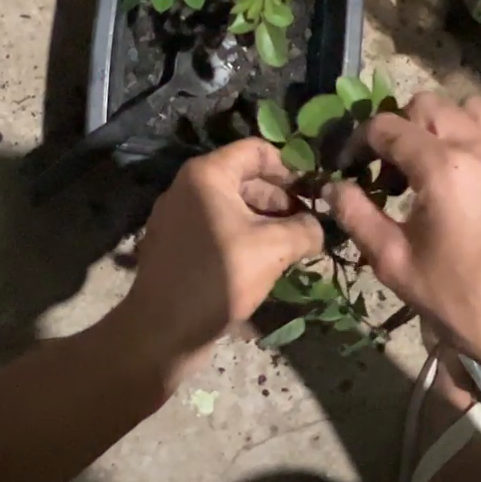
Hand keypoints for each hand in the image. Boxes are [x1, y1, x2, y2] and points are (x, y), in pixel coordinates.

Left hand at [111, 139, 321, 387]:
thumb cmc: (218, 276)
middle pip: (245, 178)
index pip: (257, 150)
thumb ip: (304, 229)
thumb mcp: (271, 249)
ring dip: (265, 220)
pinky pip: (217, 227)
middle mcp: (188, 187)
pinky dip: (244, 236)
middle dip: (281, 199)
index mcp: (206, 174)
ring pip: (232, 206)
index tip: (315, 191)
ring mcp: (178, 216)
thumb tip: (319, 227)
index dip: (290, 167)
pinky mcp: (177, 244)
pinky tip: (265, 261)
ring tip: (294, 245)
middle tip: (310, 224)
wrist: (161, 331)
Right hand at [324, 93, 480, 388]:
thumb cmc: (465, 305)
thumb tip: (333, 186)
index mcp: (443, 169)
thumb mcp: (396, 264)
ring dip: (444, 124)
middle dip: (401, 127)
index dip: (359, 141)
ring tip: (438, 164)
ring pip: (472, 107)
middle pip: (428, 105)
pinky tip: (477, 175)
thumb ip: (357, 216)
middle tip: (394, 168)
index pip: (387, 127)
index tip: (352, 165)